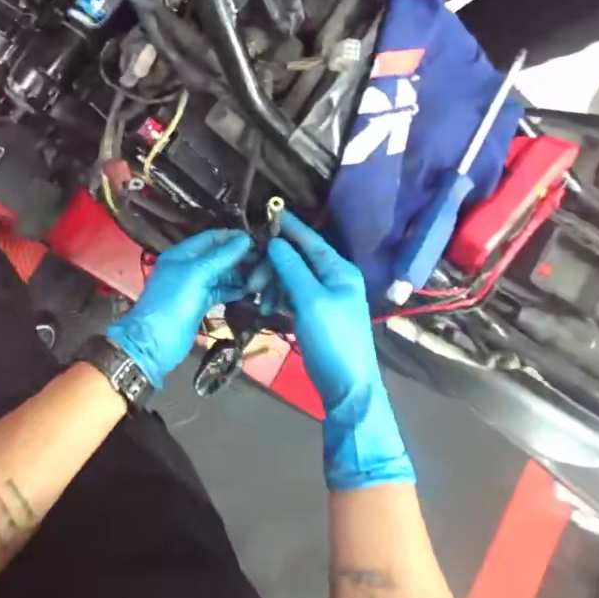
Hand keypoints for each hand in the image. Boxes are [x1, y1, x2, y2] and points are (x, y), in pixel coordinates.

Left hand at [107, 229, 258, 386]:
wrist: (154, 343)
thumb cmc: (172, 303)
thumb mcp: (196, 274)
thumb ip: (221, 256)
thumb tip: (245, 238)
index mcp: (183, 253)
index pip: (212, 238)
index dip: (234, 238)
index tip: (260, 240)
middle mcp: (190, 266)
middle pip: (220, 256)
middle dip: (242, 258)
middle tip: (267, 262)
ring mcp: (196, 286)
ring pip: (224, 274)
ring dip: (242, 275)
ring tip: (263, 278)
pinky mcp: (202, 304)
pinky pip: (222, 291)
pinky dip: (236, 290)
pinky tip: (252, 292)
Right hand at [264, 212, 413, 491]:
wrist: (348, 385)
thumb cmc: (332, 340)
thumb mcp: (310, 302)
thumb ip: (292, 269)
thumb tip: (276, 242)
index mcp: (339, 270)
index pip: (311, 239)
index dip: (289, 226)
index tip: (267, 211)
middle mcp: (334, 278)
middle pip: (298, 259)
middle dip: (273, 265)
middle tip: (251, 281)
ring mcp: (326, 297)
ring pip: (292, 277)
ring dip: (273, 283)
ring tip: (259, 299)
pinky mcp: (317, 314)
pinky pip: (293, 295)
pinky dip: (279, 297)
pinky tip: (267, 307)